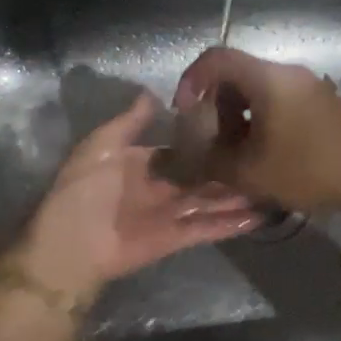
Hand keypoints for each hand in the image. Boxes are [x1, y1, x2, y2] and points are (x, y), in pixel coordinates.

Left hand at [13, 93, 260, 299]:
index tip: (239, 127)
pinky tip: (258, 217)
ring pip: (210, 202)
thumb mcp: (99, 147)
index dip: (207, 140)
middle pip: (202, 176)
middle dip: (230, 169)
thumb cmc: (79, 192)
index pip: (181, 148)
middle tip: (268, 157)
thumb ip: (128, 123)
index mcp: (142, 162)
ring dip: (238, 196)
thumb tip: (151, 94)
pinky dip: (230, 224)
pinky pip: (206, 228)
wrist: (67, 247)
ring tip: (272, 187)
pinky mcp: (175, 239)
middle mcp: (160, 186)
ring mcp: (169, 213)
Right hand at [173, 47, 340, 210]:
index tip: (185, 113)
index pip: (215, 58)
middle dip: (215, 107)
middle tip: (212, 142)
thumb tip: (185, 158)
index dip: (191, 80)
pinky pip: (280, 102)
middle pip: (237, 75)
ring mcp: (310, 87)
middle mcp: (288, 73)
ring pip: (258, 91)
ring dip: (238, 118)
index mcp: (268, 78)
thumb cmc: (309, 170)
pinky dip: (261, 122)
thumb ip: (209, 162)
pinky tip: (267, 156)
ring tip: (238, 155)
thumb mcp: (249, 173)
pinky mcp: (324, 104)